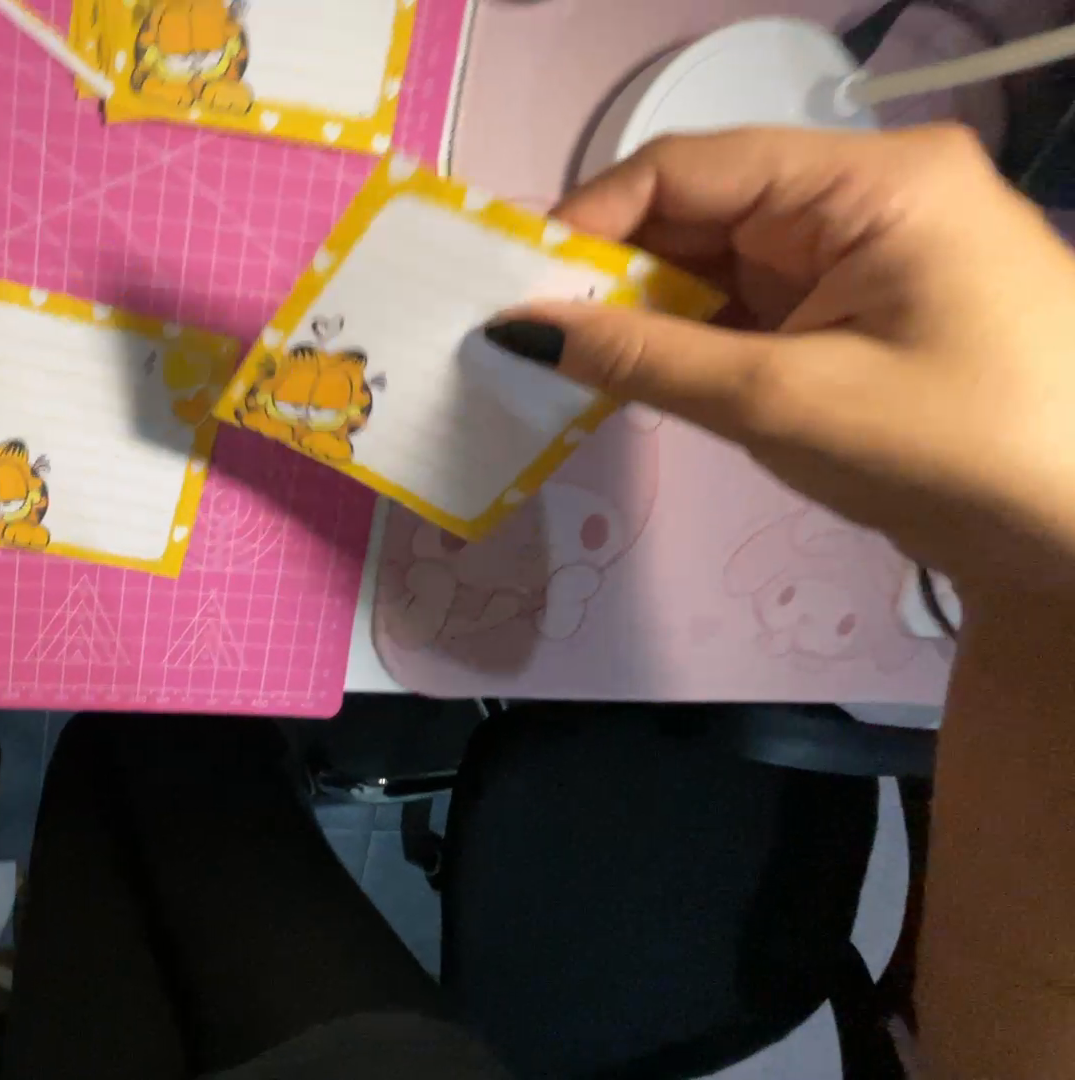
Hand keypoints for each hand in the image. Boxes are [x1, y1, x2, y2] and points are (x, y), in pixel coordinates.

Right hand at [491, 125, 1074, 604]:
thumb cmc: (947, 449)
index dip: (587, 218)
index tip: (513, 284)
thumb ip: (636, 355)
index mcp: (865, 184)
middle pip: (685, 210)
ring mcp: (840, 253)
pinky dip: (659, 333)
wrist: (1069, 534)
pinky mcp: (826, 304)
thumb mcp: (774, 397)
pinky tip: (612, 365)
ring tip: (554, 353)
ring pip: (693, 259)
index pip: (686, 168)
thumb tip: (516, 328)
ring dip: (624, 306)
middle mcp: (850, 198)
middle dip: (599, 268)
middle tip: (520, 328)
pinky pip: (717, 302)